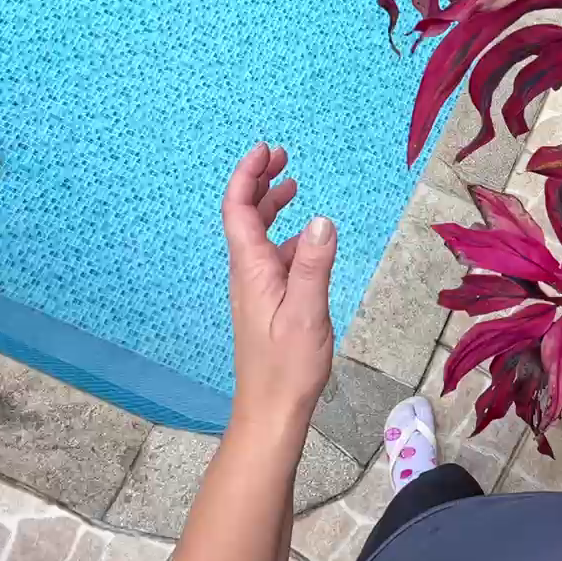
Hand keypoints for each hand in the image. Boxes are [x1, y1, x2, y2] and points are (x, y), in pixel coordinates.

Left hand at [221, 143, 336, 438]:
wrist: (272, 410)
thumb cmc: (287, 365)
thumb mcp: (308, 311)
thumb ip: (315, 264)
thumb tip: (322, 218)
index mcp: (252, 268)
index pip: (239, 209)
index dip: (248, 176)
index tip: (267, 150)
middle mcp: (248, 273)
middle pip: (245, 216)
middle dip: (260, 182)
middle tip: (282, 157)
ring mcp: (257, 288)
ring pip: (259, 236)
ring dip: (272, 206)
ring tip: (293, 186)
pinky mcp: (268, 302)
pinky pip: (274, 257)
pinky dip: (288, 236)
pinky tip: (308, 240)